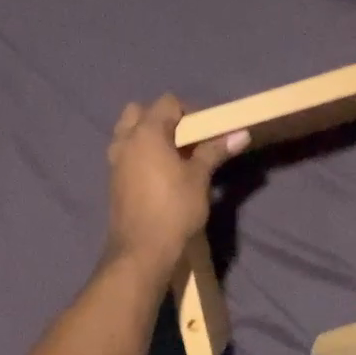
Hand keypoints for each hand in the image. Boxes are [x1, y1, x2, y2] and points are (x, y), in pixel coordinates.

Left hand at [104, 94, 249, 277]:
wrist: (141, 251)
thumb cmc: (174, 210)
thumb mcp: (199, 179)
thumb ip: (215, 151)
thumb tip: (241, 133)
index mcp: (146, 132)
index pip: (168, 103)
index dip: (191, 112)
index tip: (207, 132)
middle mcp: (125, 141)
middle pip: (141, 113)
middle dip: (164, 120)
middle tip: (186, 141)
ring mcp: (115, 161)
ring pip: (130, 134)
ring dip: (150, 138)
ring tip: (173, 158)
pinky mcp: (114, 181)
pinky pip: (127, 155)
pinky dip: (141, 156)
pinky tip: (160, 176)